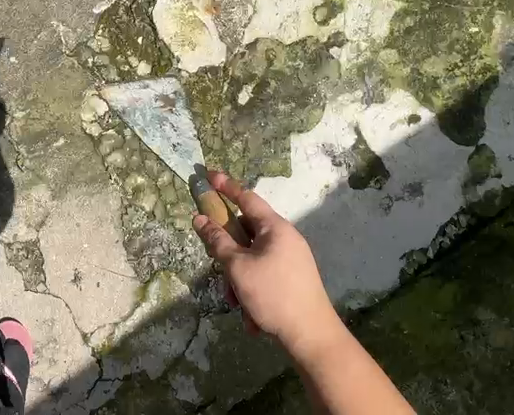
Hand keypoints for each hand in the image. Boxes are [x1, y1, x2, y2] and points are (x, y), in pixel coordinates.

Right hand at [192, 170, 343, 354]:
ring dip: (239, 277)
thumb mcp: (238, 266)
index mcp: (275, 227)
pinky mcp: (294, 279)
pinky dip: (253, 288)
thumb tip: (200, 219)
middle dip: (229, 253)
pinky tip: (252, 315)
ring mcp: (292, 259)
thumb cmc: (273, 294)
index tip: (209, 175)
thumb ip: (217, 241)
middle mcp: (285, 238)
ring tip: (237, 302)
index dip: (226, 186)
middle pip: (246, 233)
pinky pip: (265, 273)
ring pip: (253, 257)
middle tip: (218, 267)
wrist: (313, 337)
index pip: (246, 197)